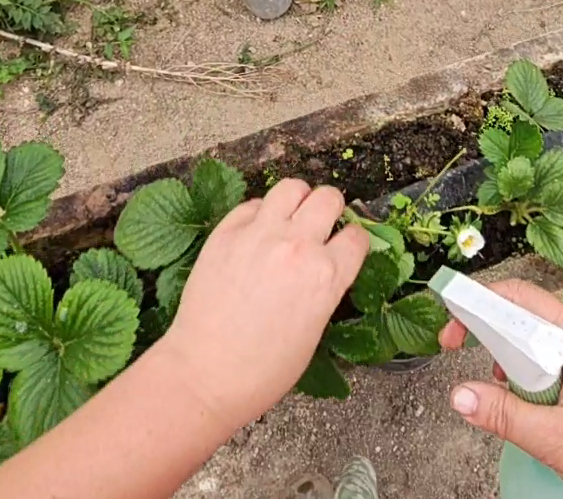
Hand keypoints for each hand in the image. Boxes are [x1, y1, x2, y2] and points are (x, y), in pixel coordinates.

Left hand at [153, 179, 370, 432]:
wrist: (206, 375)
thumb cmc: (263, 370)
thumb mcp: (314, 330)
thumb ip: (324, 287)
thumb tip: (325, 263)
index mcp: (327, 276)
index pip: (357, 236)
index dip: (353, 242)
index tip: (345, 246)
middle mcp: (297, 246)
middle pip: (328, 198)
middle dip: (330, 209)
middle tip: (320, 224)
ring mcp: (259, 234)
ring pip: (291, 187)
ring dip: (297, 200)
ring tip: (291, 217)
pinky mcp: (227, 232)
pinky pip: (253, 204)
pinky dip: (260, 213)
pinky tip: (257, 232)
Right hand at [440, 280, 562, 498]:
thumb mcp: (558, 442)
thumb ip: (504, 415)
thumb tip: (458, 394)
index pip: (521, 299)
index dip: (479, 304)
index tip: (451, 326)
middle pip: (527, 320)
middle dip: (491, 335)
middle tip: (459, 352)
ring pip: (540, 348)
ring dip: (514, 366)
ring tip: (506, 396)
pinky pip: (556, 371)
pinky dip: (534, 385)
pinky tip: (532, 411)